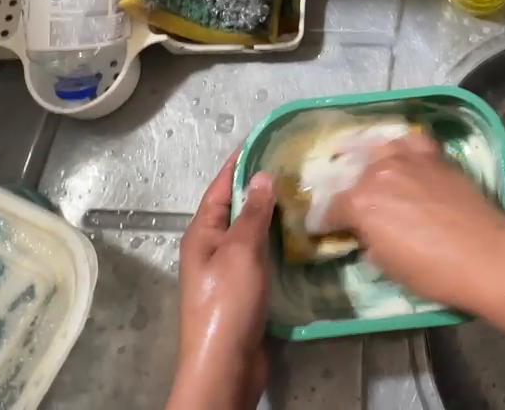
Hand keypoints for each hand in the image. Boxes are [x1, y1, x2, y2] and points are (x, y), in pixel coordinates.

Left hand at [168, 153, 274, 409]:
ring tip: (302, 191)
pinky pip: (262, 251)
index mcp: (202, 232)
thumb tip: (262, 175)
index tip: (264, 138)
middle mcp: (212, 246)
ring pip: (252, 229)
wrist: (226, 365)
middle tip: (293, 163)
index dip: (241, 161)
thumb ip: (252, 212)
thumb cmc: (228, 302)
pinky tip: (299, 232)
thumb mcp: (241, 249)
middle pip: (237, 206)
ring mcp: (229, 268)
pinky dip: (278, 237)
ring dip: (272, 211)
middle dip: (261, 184)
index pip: (221, 185)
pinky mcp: (246, 287)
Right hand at [326, 132, 504, 310]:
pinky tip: (400, 155)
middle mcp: (378, 171)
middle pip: (353, 177)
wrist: (484, 253)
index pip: (330, 210)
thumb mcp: (386, 265)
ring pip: (378, 152)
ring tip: (369, 173)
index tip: (323, 230)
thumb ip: (368, 239)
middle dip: (348, 193)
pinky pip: (409, 142)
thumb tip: (365, 232)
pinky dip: (401, 148)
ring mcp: (408, 158)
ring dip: (370, 164)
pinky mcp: (434, 155)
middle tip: (351, 206)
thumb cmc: (431, 270)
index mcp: (360, 202)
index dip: (325, 223)